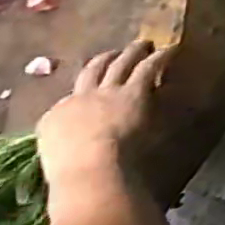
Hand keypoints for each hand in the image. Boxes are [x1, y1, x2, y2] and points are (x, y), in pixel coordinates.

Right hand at [36, 41, 171, 188]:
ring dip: (133, 52)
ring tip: (144, 44)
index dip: (84, 90)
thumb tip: (78, 160)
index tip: (93, 85)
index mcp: (54, 120)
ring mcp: (107, 92)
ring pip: (120, 64)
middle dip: (105, 60)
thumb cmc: (73, 180)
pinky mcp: (133, 91)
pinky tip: (170, 50)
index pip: (68, 101)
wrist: (90, 170)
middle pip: (92, 72)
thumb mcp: (59, 164)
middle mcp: (79, 99)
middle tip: (116, 52)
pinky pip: (148, 67)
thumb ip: (68, 154)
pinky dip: (160, 57)